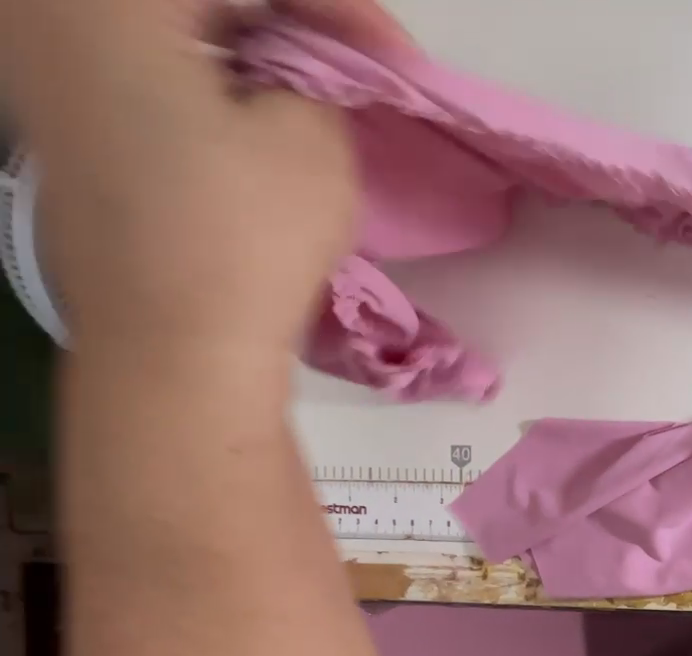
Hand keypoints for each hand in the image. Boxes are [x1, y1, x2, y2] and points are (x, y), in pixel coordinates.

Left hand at [0, 0, 408, 369]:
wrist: (173, 338)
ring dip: (253, 39)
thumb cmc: (245, 233)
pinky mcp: (59, 113)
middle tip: (364, 63)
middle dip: (295, 18)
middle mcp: (47, 11)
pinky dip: (210, 66)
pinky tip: (260, 102)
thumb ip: (317, 77)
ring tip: (321, 83)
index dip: (342, 8)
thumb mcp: (312, 139)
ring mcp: (40, 63)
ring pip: (170, 21)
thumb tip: (310, 63)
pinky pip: (141, 55)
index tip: (403, 57)